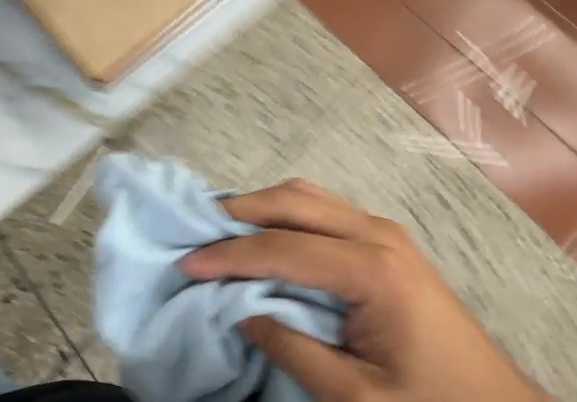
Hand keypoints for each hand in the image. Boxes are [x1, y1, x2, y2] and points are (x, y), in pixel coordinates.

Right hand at [181, 179, 544, 401]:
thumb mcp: (359, 399)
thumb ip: (293, 350)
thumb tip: (238, 310)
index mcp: (372, 270)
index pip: (281, 249)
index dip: (229, 256)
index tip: (187, 265)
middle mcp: (377, 235)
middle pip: (293, 201)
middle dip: (240, 211)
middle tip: (197, 229)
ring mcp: (386, 233)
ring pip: (308, 195)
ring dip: (262, 206)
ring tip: (223, 227)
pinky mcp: (388, 243)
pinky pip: (325, 209)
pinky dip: (287, 213)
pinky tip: (268, 234)